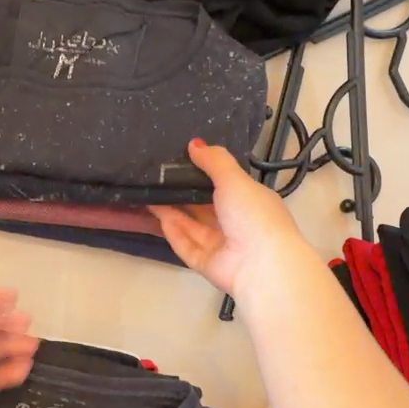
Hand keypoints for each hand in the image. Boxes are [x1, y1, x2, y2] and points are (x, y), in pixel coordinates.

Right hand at [151, 138, 307, 299]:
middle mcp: (235, 223)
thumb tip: (194, 143)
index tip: (178, 162)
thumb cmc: (253, 215)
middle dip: (181, 194)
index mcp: (249, 201)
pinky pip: (185, 245)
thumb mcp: (235, 180)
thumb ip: (214, 161)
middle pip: (202, 207)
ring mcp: (220, 245)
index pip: (223, 185)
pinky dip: (172, 231)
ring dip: (170, 211)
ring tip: (147, 192)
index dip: (202, 175)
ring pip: (190, 225)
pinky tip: (156, 216)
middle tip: (155, 177)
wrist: (261, 264)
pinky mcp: (205, 263)